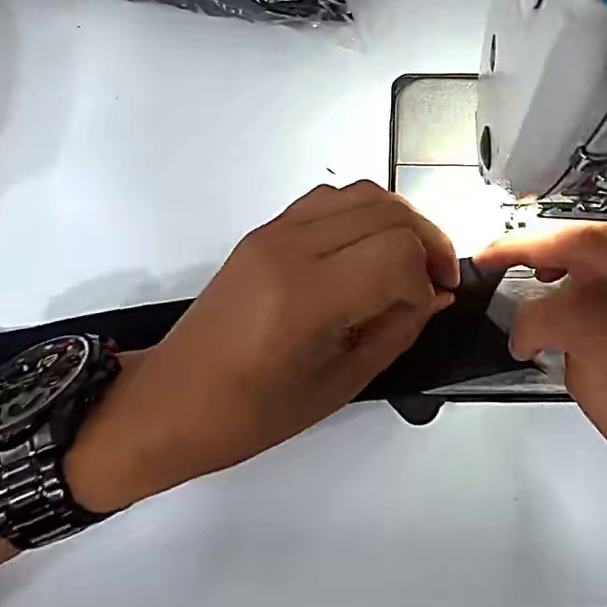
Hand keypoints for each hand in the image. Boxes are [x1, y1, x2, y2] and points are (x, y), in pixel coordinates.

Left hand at [67, 182, 458, 510]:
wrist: (170, 401)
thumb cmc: (248, 413)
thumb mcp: (339, 384)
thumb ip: (397, 330)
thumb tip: (435, 294)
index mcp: (304, 296)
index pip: (397, 253)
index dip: (428, 276)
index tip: (431, 302)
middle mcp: (289, 248)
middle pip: (388, 212)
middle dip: (427, 241)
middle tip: (435, 279)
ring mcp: (274, 232)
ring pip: (363, 193)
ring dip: (400, 221)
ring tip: (410, 260)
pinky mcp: (265, 230)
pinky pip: (330, 198)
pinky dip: (365, 213)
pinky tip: (369, 249)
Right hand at [476, 224, 606, 533]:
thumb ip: (597, 393)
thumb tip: (568, 344)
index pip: (578, 316)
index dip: (532, 320)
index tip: (517, 344)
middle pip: (594, 248)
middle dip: (531, 244)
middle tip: (492, 257)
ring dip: (567, 236)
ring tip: (533, 258)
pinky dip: (605, 238)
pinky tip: (584, 257)